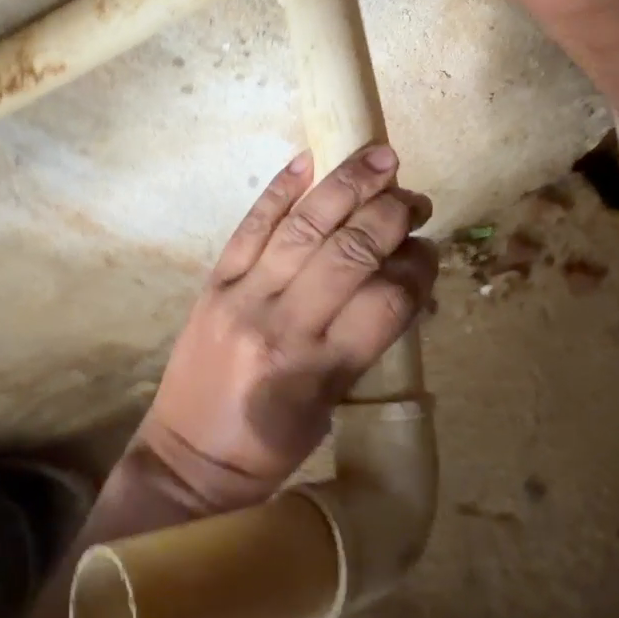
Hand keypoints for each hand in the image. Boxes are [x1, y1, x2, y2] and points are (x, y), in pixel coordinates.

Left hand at [132, 145, 437, 512]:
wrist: (187, 458)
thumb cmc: (272, 446)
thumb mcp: (334, 403)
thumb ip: (367, 340)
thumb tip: (409, 283)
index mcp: (320, 367)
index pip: (387, 300)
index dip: (418, 266)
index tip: (431, 249)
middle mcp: (283, 323)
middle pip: (350, 252)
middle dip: (391, 215)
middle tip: (416, 200)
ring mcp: (243, 296)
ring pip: (305, 226)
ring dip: (348, 185)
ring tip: (382, 159)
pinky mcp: (214, 281)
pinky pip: (251, 223)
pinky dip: (282, 188)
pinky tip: (309, 158)